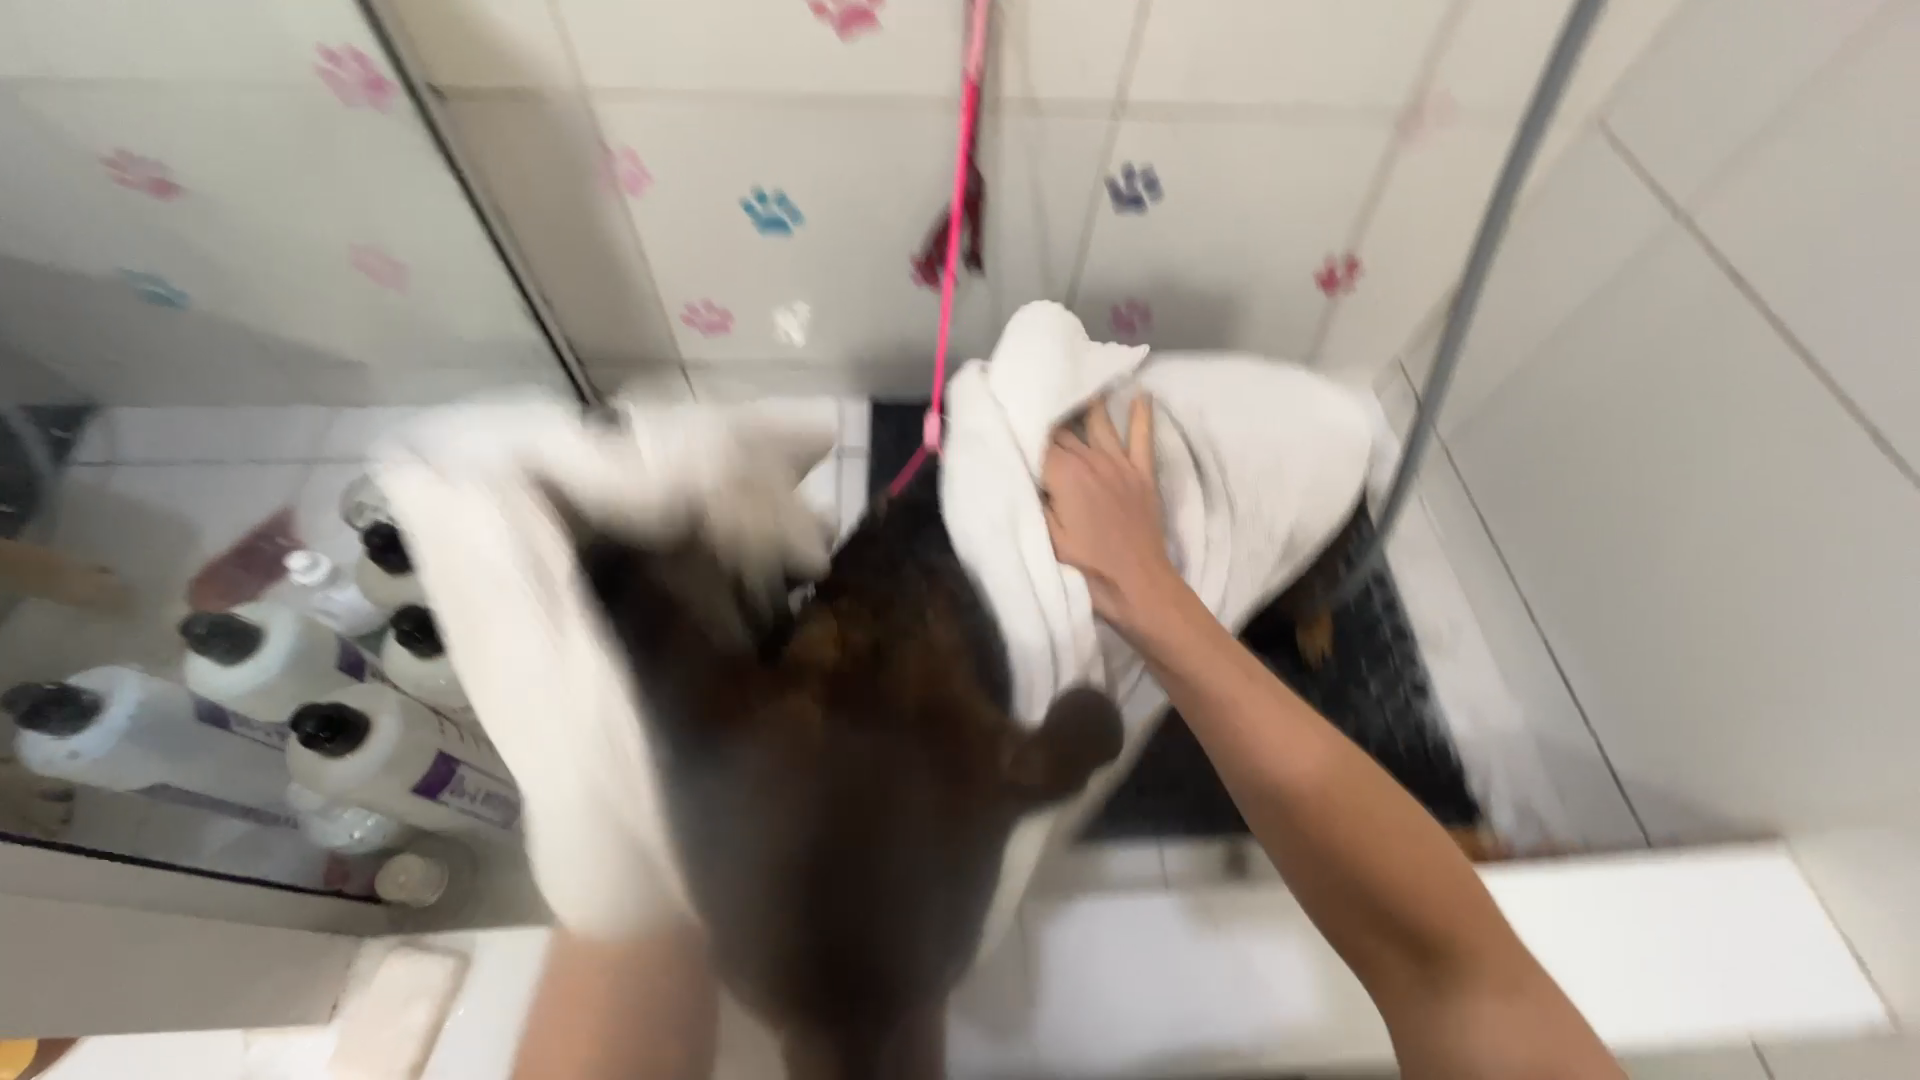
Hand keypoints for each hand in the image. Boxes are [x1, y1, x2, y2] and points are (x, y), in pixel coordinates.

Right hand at [1042, 394, 1184, 631]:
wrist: (1138, 585)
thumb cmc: (1087, 567)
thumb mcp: (1048, 536)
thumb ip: (1034, 500)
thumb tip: (1019, 470)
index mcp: (1065, 474)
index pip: (1037, 440)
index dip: (1020, 423)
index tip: (1006, 404)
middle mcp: (1092, 460)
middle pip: (1064, 429)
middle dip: (1048, 409)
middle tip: (1033, 387)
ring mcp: (1120, 465)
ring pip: (1100, 424)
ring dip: (1088, 401)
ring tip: (1078, 378)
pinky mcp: (1142, 475)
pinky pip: (1143, 439)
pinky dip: (1142, 417)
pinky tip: (1142, 396)